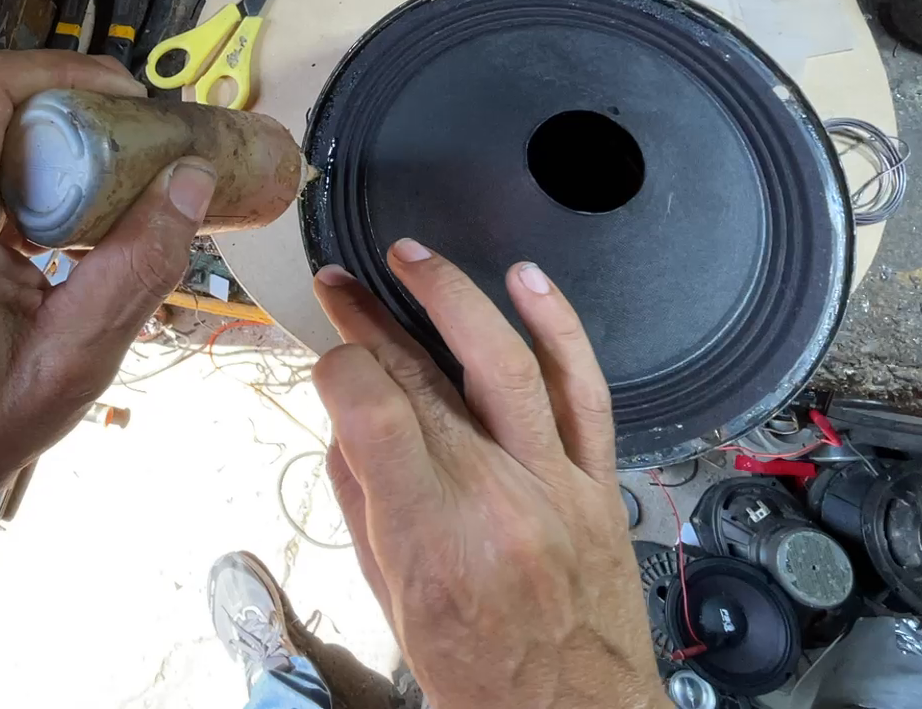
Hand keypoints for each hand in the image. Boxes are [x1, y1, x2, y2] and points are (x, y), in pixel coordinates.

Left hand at [0, 48, 216, 531]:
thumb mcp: (76, 359)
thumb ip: (138, 267)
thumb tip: (190, 181)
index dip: (62, 70)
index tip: (128, 102)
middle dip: (72, 109)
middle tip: (139, 149)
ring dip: (53, 141)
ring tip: (112, 183)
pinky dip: (28, 168)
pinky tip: (66, 216)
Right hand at [311, 239, 663, 708]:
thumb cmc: (467, 666)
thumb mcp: (383, 591)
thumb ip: (358, 491)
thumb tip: (346, 410)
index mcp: (429, 534)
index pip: (370, 407)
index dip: (335, 365)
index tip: (324, 358)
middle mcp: (494, 496)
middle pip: (419, 374)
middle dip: (365, 316)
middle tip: (337, 284)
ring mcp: (554, 482)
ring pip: (503, 362)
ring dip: (449, 295)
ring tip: (409, 255)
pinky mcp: (598, 480)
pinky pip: (585, 391)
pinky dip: (558, 326)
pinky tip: (526, 279)